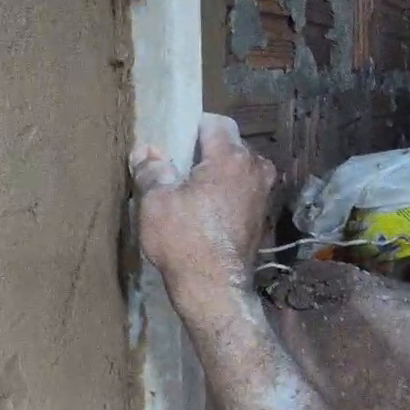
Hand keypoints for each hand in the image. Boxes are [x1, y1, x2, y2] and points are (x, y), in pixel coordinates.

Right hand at [132, 113, 276, 302]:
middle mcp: (256, 167)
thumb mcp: (156, 203)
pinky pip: (240, 192)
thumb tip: (146, 152)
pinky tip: (204, 215)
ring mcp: (263, 192)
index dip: (192, 127)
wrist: (213, 286)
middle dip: (203, 154)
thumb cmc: (183, 239)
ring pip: (235, 170)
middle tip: (176, 172)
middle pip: (228, 146)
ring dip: (215, 176)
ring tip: (189, 196)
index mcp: (231, 157)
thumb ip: (152, 171)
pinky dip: (224, 195)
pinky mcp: (262, 215)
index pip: (216, 122)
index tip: (172, 143)